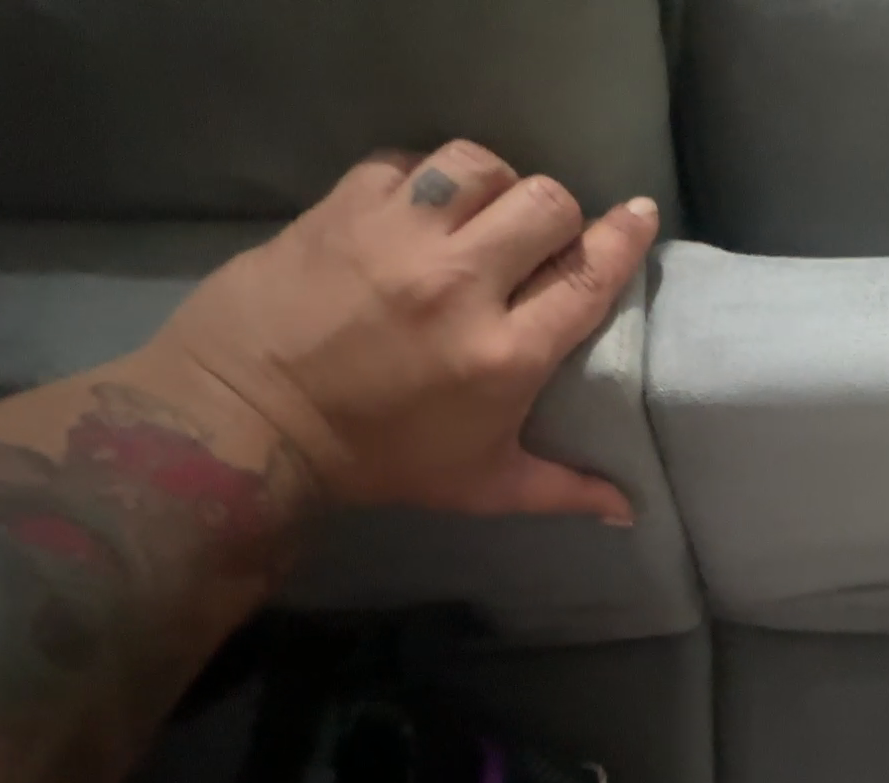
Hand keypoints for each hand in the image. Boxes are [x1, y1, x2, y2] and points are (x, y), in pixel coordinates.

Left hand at [148, 140, 657, 520]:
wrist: (246, 422)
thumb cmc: (385, 460)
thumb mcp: (488, 487)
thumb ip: (569, 491)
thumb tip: (632, 514)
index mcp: (507, 353)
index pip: (588, 274)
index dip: (625, 237)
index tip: (642, 213)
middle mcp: (460, 283)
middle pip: (545, 203)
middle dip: (561, 215)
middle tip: (545, 243)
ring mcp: (397, 237)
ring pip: (480, 165)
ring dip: (500, 186)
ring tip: (489, 216)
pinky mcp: (341, 209)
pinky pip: (410, 163)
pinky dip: (433, 180)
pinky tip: (428, 211)